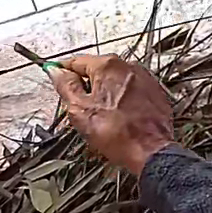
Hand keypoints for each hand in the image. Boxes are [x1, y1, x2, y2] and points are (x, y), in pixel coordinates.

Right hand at [50, 55, 173, 175]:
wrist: (150, 151)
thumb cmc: (117, 133)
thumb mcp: (79, 110)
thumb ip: (66, 86)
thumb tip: (56, 72)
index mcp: (107, 66)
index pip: (77, 61)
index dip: (63, 70)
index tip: (57, 76)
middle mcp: (128, 66)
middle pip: (97, 70)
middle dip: (86, 86)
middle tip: (79, 107)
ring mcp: (144, 78)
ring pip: (114, 81)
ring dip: (104, 93)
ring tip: (101, 116)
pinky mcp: (154, 92)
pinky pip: (130, 91)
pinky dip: (122, 100)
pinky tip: (118, 117)